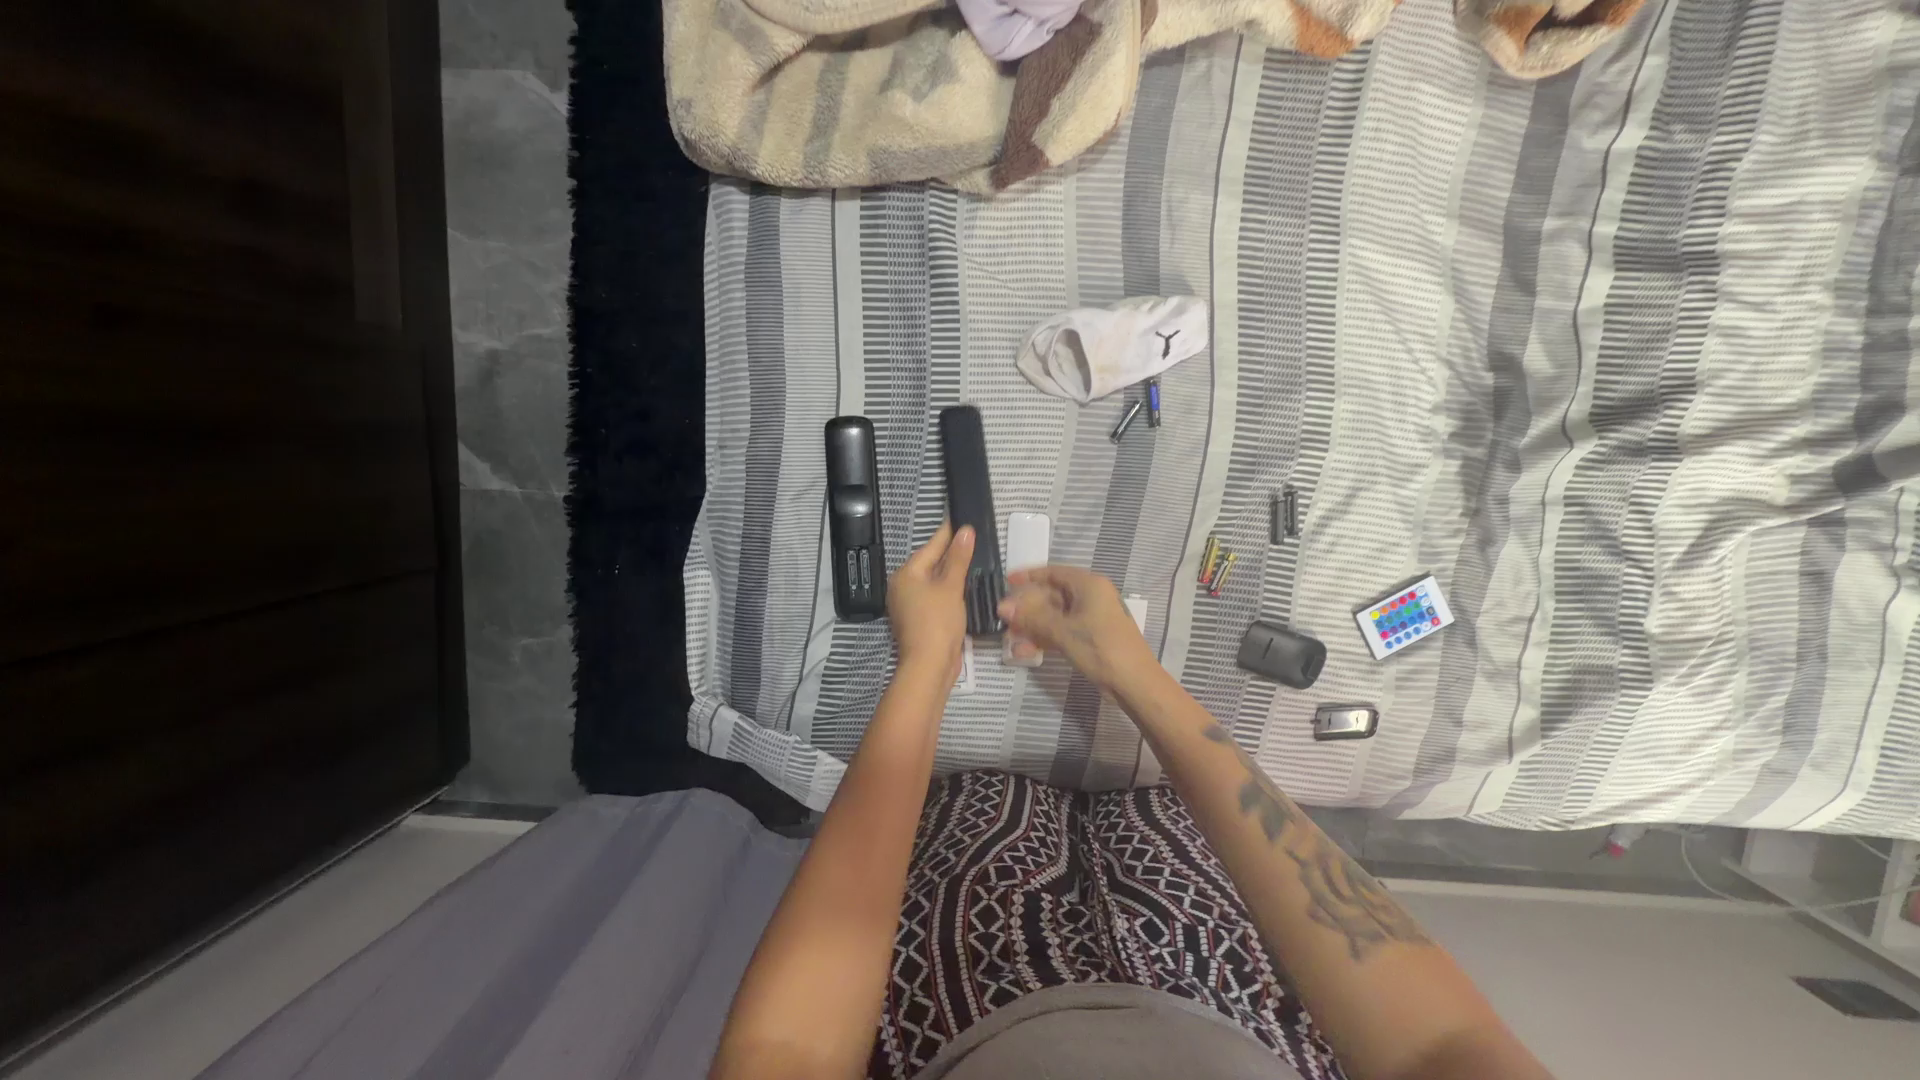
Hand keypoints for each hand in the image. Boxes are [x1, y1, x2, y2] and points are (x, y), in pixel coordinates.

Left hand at [887, 522, 975, 680]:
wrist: (930, 665)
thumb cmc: (938, 621)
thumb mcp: (951, 586)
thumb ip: (959, 558)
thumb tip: (965, 531)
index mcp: (906, 575)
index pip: (930, 547)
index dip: (947, 534)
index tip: (961, 519)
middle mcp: (903, 587)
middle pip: (930, 564)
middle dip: (950, 553)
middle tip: (972, 538)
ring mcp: (909, 605)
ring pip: (933, 581)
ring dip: (952, 572)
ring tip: (972, 558)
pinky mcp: (920, 619)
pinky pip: (935, 596)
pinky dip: (949, 590)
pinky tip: (965, 586)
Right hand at [996, 565, 1153, 689]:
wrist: (1134, 683)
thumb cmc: (1100, 648)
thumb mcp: (1063, 632)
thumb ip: (1032, 618)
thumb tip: (1002, 607)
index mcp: (1088, 585)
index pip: (1052, 572)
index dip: (1028, 576)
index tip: (1005, 582)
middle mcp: (1090, 596)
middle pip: (1051, 595)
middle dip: (1027, 608)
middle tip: (1003, 619)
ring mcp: (1090, 618)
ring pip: (1055, 616)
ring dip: (1033, 626)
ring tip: (1010, 638)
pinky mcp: (1090, 637)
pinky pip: (1062, 631)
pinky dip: (1045, 638)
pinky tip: (1026, 651)